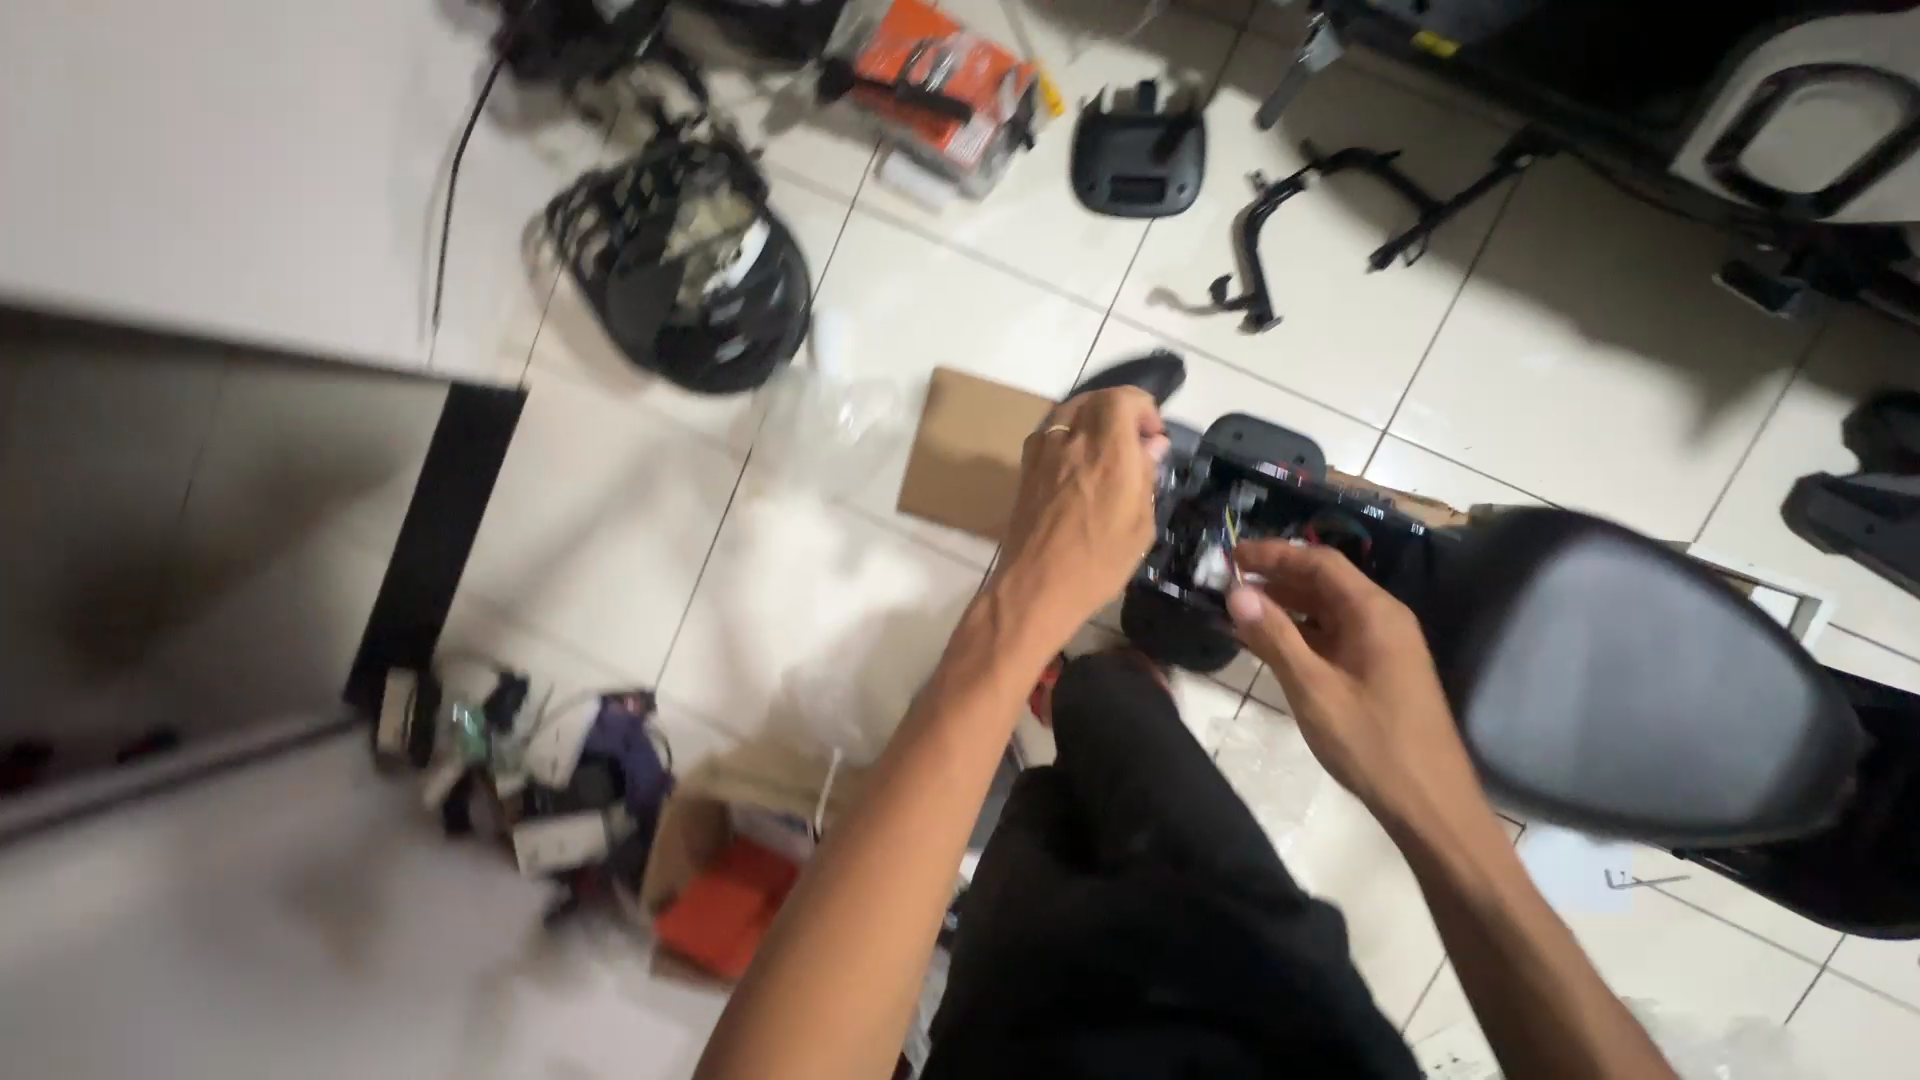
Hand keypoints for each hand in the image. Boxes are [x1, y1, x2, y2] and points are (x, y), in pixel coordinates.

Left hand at [991, 388, 1169, 639]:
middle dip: (1120, 408)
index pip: (1123, 399)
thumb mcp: (1140, 526)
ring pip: (1068, 411)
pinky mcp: (1025, 469)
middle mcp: (1072, 441)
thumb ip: (1146, 476)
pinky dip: (1068, 433)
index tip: (1154, 437)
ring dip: (1092, 418)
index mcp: (1107, 452)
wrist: (1035, 587)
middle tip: (1134, 438)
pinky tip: (1077, 460)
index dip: (1144, 408)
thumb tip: (1151, 447)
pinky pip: (1049, 432)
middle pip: (1095, 398)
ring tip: (1107, 446)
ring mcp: (1042, 453)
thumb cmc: (1097, 563)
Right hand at [1225, 540, 1487, 830]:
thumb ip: (1274, 637)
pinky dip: (1297, 633)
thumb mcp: (1313, 689)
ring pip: (1325, 611)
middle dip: (1274, 577)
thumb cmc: (1372, 743)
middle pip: (1323, 582)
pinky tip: (1266, 643)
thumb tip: (1236, 592)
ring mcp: (1381, 646)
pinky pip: (1331, 637)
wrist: (1429, 804)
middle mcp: (1381, 619)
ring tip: (1237, 610)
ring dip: (1283, 606)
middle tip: (1226, 581)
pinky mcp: (1376, 671)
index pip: (1319, 562)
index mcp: (1374, 613)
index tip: (1231, 556)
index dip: (1273, 554)